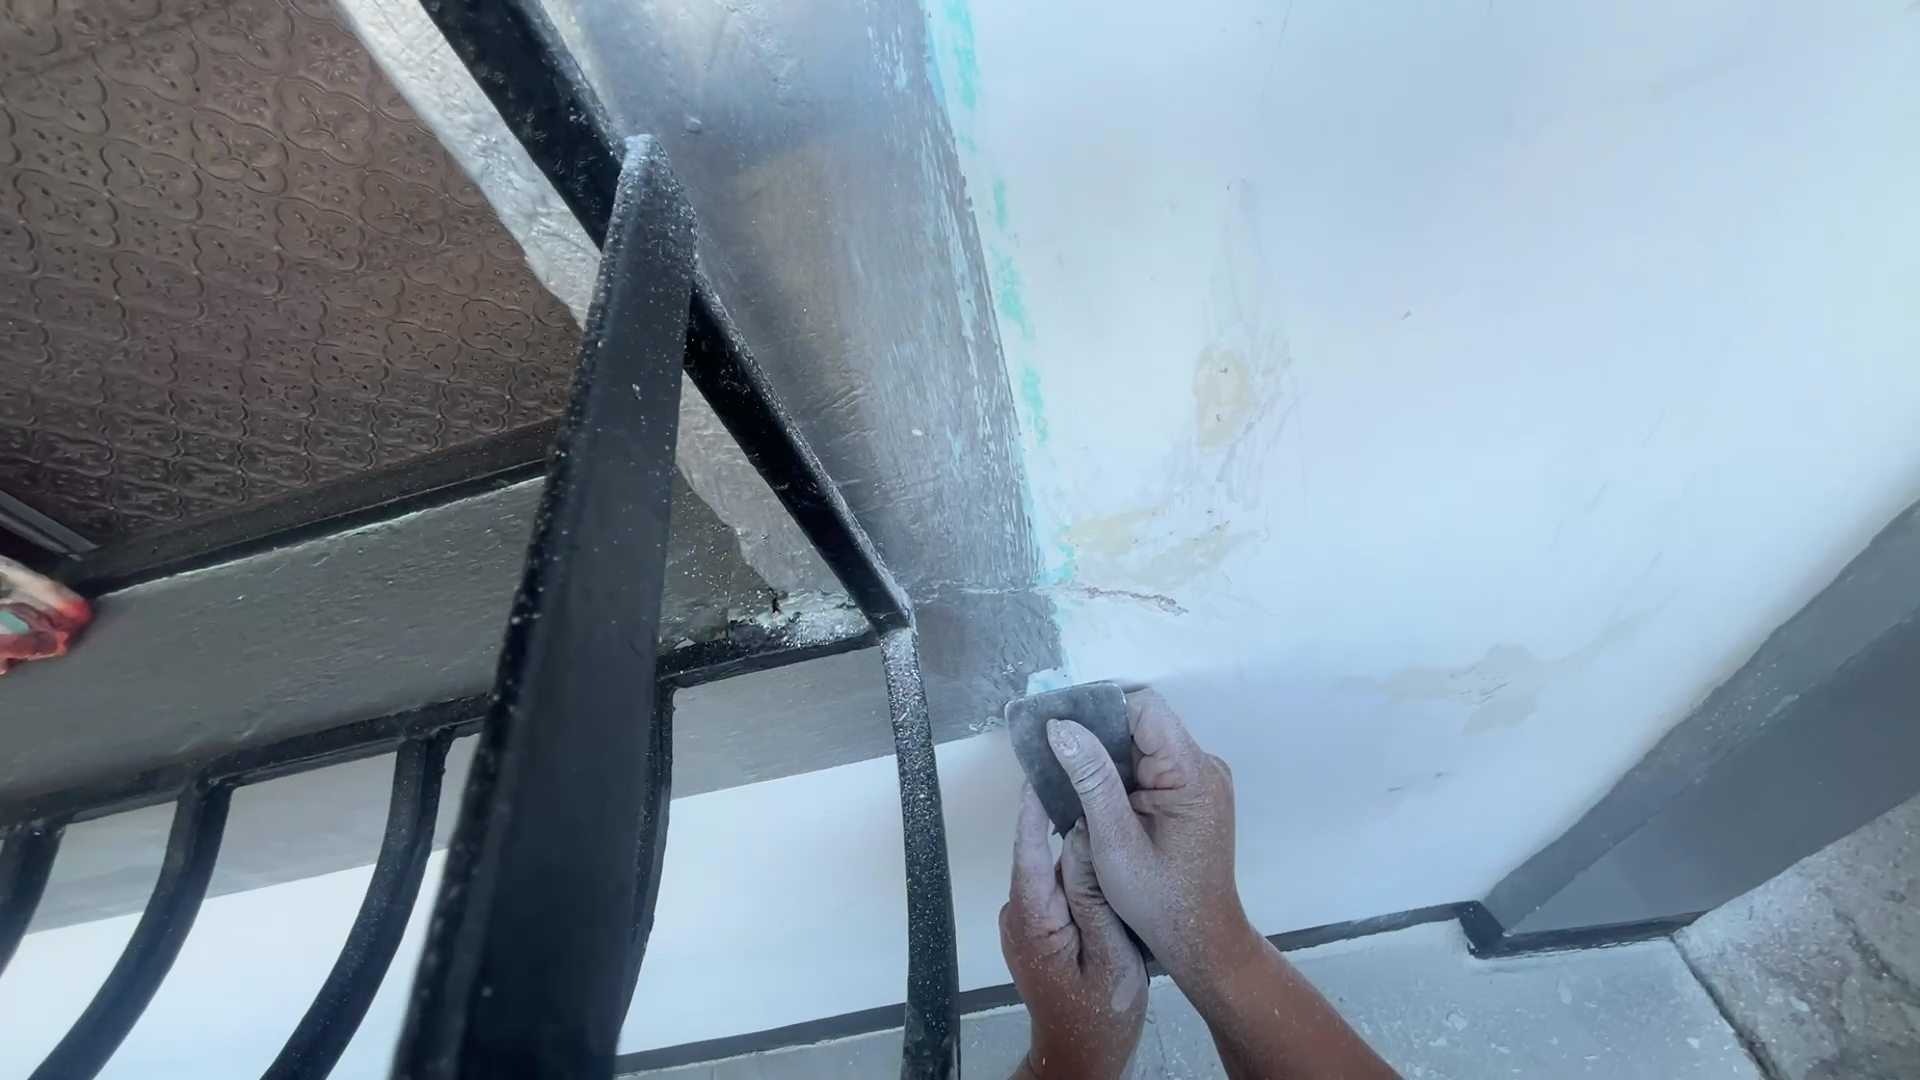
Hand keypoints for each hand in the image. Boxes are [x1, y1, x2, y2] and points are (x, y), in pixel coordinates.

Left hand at [1001, 786, 1147, 1079]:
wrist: (1080, 1059)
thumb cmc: (1101, 1016)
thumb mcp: (1111, 955)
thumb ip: (1092, 893)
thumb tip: (1079, 834)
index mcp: (1033, 916)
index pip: (1027, 844)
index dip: (1034, 802)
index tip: (1044, 764)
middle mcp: (1018, 911)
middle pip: (1036, 851)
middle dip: (1062, 820)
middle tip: (1093, 783)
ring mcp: (1022, 919)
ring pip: (1046, 868)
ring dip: (1070, 848)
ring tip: (1104, 818)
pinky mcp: (1033, 925)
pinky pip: (1049, 885)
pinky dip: (1070, 872)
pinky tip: (1098, 863)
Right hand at [1045, 689, 1258, 984]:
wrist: (1199, 943)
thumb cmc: (1159, 900)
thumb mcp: (1114, 840)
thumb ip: (1090, 778)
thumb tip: (1060, 726)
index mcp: (1192, 772)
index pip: (1145, 709)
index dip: (1099, 708)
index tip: (1058, 723)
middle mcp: (1201, 765)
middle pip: (1140, 723)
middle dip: (1095, 733)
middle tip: (1052, 749)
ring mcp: (1196, 778)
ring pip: (1139, 743)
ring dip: (1103, 755)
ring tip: (1065, 770)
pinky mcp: (1187, 792)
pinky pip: (1145, 764)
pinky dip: (1115, 772)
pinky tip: (1089, 790)